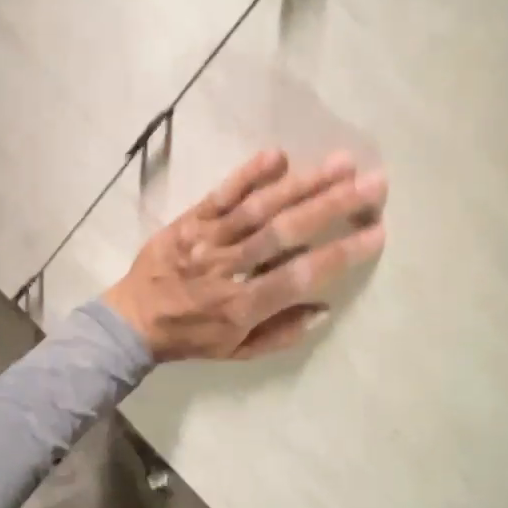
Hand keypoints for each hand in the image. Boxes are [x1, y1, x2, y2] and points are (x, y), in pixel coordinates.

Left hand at [102, 150, 386, 361]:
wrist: (131, 322)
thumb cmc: (190, 338)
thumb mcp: (237, 351)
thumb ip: (281, 333)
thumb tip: (323, 307)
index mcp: (241, 307)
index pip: (298, 276)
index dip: (339, 255)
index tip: (376, 233)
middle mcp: (226, 269)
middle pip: (284, 233)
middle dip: (332, 206)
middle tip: (374, 183)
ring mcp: (205, 241)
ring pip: (257, 208)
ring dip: (301, 183)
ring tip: (340, 162)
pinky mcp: (187, 221)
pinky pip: (219, 195)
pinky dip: (246, 175)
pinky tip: (276, 156)